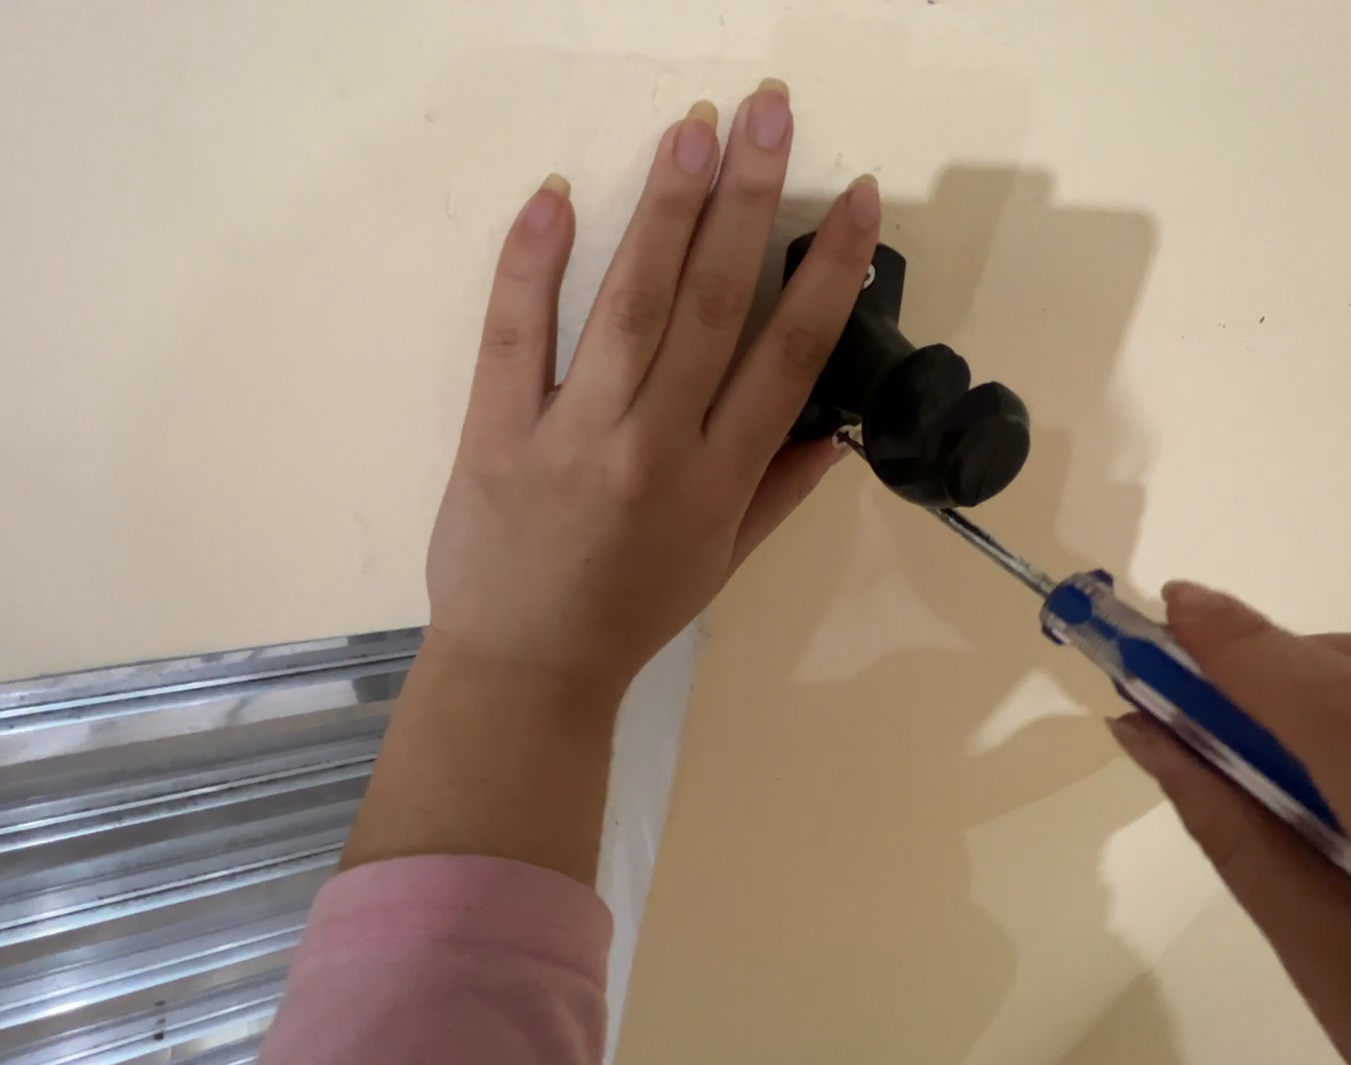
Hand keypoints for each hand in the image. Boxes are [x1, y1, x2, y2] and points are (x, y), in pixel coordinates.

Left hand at [344, 81, 879, 882]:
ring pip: (629, 307)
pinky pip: (515, 336)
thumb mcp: (720, 565)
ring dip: (664, 213)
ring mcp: (572, 435)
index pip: (788, 358)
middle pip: (711, 307)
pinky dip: (530, 265)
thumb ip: (777, 492)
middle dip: (747, 201)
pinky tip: (552, 198)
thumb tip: (833, 430)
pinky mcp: (497, 432)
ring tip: (693, 132)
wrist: (527, 667)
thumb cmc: (631, 616)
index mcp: (718, 480)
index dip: (827, 273)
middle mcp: (655, 446)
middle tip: (767, 110)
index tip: (852, 202)